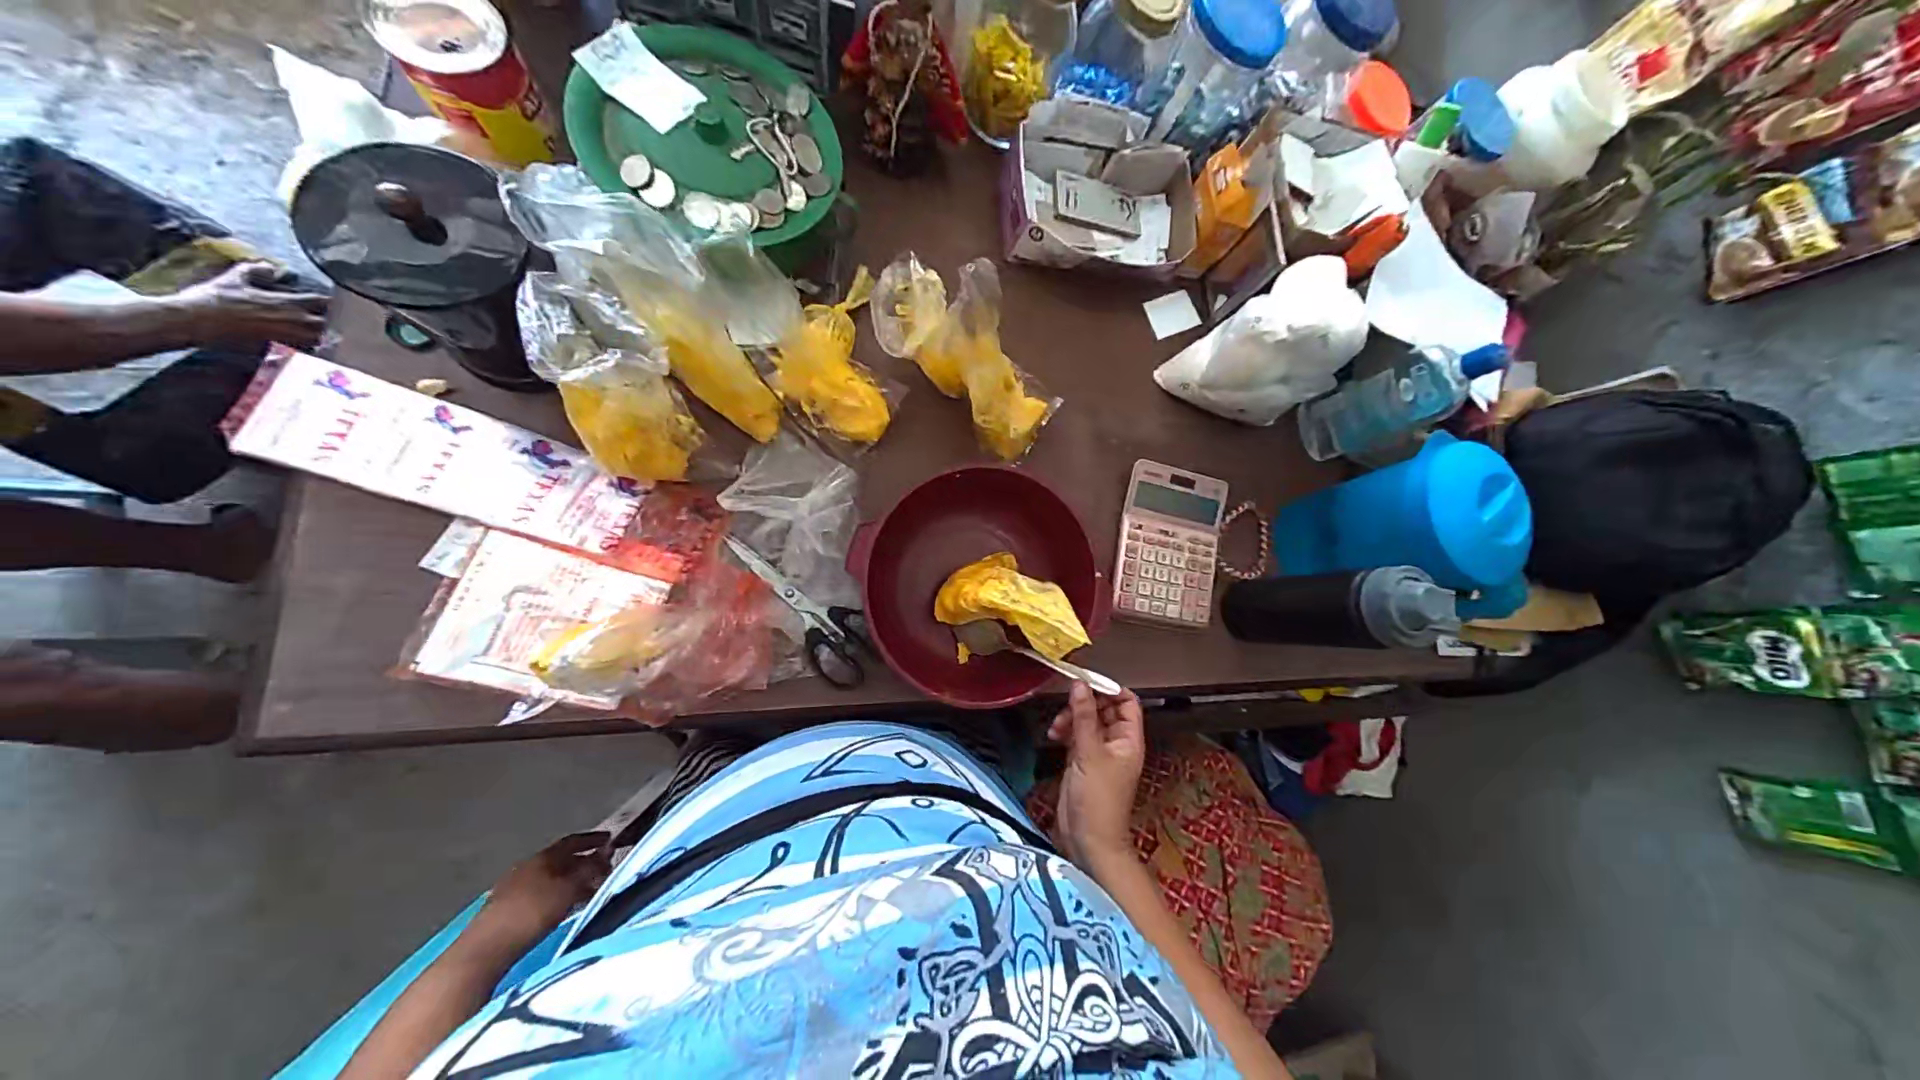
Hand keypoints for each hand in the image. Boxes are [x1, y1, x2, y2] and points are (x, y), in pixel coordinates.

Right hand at [168, 262, 328, 348]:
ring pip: (321, 339)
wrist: (194, 321)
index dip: (330, 302)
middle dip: (332, 323)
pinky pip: (306, 352)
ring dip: (322, 337)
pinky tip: (307, 348)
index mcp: (286, 302)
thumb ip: (255, 271)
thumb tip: (271, 266)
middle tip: (329, 322)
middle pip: (328, 323)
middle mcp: (294, 320)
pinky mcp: (281, 350)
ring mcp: (290, 336)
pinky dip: (311, 350)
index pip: (322, 301)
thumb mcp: (234, 279)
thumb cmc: (214, 298)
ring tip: (319, 335)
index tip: (332, 303)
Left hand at [466, 832, 611, 954]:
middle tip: (604, 869)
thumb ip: (589, 869)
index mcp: (542, 857)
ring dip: (571, 881)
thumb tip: (606, 851)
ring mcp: (513, 887)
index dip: (592, 839)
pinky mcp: (506, 907)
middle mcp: (527, 866)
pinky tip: (564, 906)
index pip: (572, 841)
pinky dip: (557, 894)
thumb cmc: (532, 913)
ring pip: (551, 877)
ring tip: (589, 891)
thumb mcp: (568, 889)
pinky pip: (540, 892)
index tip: (610, 839)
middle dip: (584, 862)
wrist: (485, 948)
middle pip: (561, 859)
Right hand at [1046, 682, 1145, 869]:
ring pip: (1085, 721)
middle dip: (1084, 704)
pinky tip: (1053, 736)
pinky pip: (1074, 735)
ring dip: (1070, 718)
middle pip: (1103, 709)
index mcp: (1129, 739)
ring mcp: (1098, 752)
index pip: (1126, 702)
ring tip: (1056, 727)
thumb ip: (1084, 716)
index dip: (1109, 689)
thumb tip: (1079, 685)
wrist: (1088, 840)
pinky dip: (1063, 731)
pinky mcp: (1081, 761)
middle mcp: (1115, 743)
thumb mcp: (1089, 752)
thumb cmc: (1098, 799)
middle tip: (1066, 705)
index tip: (1085, 683)